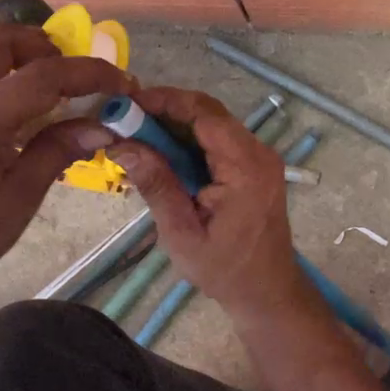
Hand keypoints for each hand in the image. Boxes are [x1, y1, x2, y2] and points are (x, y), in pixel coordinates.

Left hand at [0, 22, 135, 298]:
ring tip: (36, 67)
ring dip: (7, 42)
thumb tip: (102, 127)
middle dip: (45, 46)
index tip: (121, 84)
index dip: (89, 73)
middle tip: (73, 74)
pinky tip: (2, 84)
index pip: (43, 76)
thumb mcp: (18, 200)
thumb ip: (56, 152)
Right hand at [110, 86, 316, 319]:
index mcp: (246, 167)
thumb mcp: (182, 232)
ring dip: (176, 125)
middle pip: (210, 113)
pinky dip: (191, 141)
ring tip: (135, 135)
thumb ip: (157, 185)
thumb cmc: (226, 269)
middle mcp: (260, 154)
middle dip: (166, 111)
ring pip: (214, 125)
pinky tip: (162, 152)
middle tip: (124, 120)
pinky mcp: (256, 168)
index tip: (126, 104)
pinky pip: (221, 141)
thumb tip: (123, 144)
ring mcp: (261, 159)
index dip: (165, 102)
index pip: (205, 114)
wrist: (267, 289)